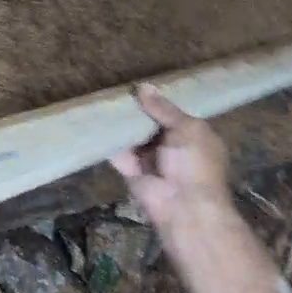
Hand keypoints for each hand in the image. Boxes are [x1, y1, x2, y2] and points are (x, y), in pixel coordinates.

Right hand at [109, 83, 232, 226]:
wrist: (184, 206)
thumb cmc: (194, 162)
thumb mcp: (187, 128)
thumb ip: (164, 109)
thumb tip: (143, 86)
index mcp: (195, 137)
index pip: (176, 116)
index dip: (160, 102)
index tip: (141, 86)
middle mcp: (174, 149)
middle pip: (153, 126)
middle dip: (139, 112)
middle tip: (119, 90)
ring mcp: (152, 162)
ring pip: (135, 138)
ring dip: (123, 125)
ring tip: (105, 100)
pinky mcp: (133, 173)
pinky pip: (120, 154)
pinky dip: (110, 142)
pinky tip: (96, 124)